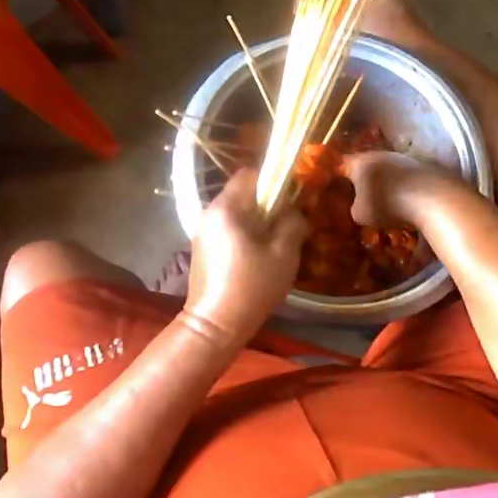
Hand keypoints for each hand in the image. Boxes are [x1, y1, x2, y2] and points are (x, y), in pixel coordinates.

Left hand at [184, 169, 307, 342]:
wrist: (215, 323)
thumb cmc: (252, 286)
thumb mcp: (283, 253)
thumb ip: (292, 223)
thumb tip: (295, 210)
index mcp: (226, 208)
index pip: (249, 174)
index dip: (274, 178)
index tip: (293, 193)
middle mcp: (209, 212)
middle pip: (241, 192)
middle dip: (267, 201)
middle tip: (290, 219)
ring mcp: (202, 230)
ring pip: (235, 211)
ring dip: (256, 218)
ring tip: (277, 238)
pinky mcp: (202, 247)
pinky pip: (227, 227)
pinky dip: (244, 231)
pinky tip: (259, 252)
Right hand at [345, 151, 456, 227]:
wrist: (435, 200)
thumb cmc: (389, 205)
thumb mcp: (359, 214)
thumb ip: (354, 206)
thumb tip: (360, 204)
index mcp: (360, 162)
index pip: (340, 163)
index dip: (335, 174)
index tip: (333, 184)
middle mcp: (381, 154)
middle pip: (366, 164)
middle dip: (362, 178)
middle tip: (359, 194)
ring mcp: (405, 158)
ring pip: (388, 169)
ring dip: (385, 182)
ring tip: (386, 200)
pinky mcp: (425, 166)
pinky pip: (407, 176)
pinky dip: (404, 186)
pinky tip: (407, 201)